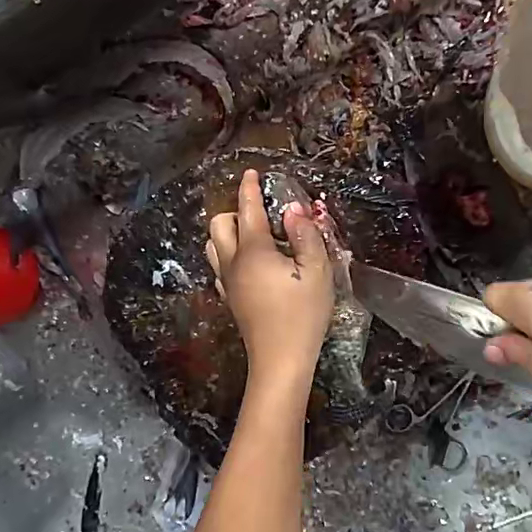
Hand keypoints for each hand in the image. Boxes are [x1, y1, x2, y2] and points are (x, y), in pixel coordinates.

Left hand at [207, 170, 333, 384]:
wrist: (281, 359)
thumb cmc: (303, 313)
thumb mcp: (317, 272)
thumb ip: (305, 235)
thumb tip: (293, 210)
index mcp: (254, 251)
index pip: (247, 210)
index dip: (248, 188)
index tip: (250, 172)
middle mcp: (233, 262)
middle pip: (219, 225)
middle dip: (235, 211)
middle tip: (262, 214)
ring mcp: (228, 282)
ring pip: (214, 246)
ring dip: (229, 233)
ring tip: (257, 237)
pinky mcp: (231, 299)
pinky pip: (221, 266)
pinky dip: (230, 255)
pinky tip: (253, 265)